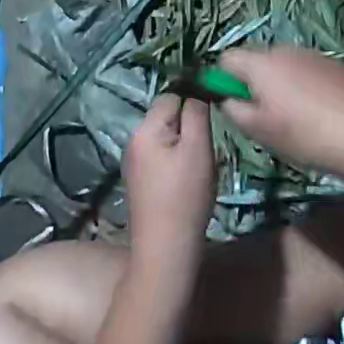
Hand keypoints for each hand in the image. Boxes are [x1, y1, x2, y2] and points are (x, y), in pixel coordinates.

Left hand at [122, 95, 215, 278]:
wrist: (165, 249)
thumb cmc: (185, 196)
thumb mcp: (198, 149)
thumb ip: (197, 115)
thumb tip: (196, 94)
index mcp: (145, 128)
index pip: (172, 97)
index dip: (193, 106)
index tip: (210, 126)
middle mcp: (133, 140)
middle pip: (167, 118)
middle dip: (188, 128)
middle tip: (206, 151)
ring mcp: (133, 162)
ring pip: (165, 138)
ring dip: (183, 146)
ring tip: (198, 170)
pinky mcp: (139, 181)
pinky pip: (160, 157)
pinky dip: (175, 163)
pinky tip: (186, 184)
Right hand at [218, 47, 343, 184]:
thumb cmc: (309, 136)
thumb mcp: (261, 131)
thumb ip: (234, 110)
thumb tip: (229, 99)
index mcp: (261, 63)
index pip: (227, 58)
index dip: (224, 80)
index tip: (235, 105)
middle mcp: (286, 50)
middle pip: (258, 61)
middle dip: (256, 84)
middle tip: (267, 119)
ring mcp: (315, 56)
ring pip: (285, 67)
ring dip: (283, 87)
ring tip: (298, 122)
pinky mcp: (340, 66)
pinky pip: (310, 73)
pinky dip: (308, 89)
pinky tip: (323, 117)